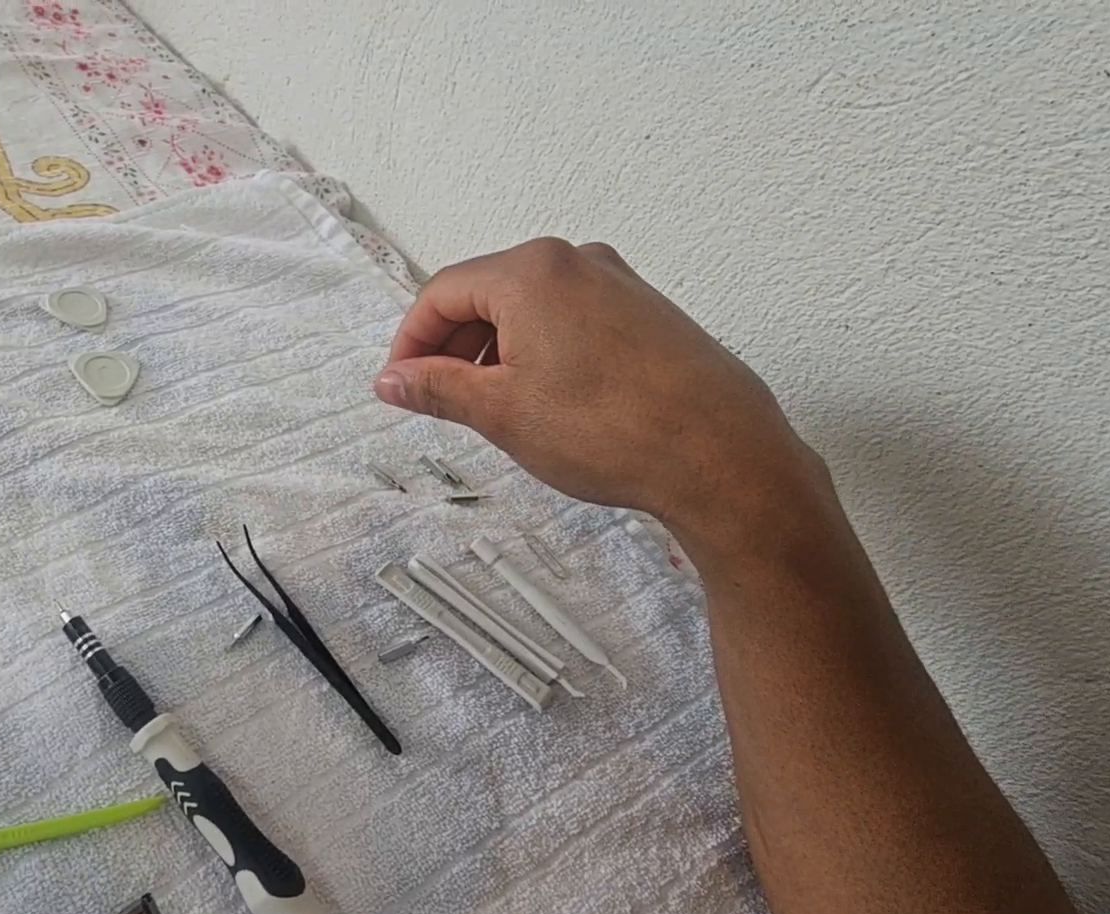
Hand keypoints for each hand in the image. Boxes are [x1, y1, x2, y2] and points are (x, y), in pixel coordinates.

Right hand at [376, 239, 828, 555]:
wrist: (719, 455)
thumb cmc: (608, 429)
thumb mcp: (499, 411)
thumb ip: (435, 387)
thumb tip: (391, 380)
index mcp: (531, 272)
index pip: (441, 293)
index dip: (410, 341)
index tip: (399, 384)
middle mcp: (575, 262)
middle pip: (482, 294)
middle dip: (450, 347)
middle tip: (437, 400)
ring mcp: (615, 283)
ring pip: (524, 308)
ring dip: (490, 352)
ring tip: (489, 407)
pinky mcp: (641, 312)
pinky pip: (564, 319)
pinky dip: (533, 351)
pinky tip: (538, 398)